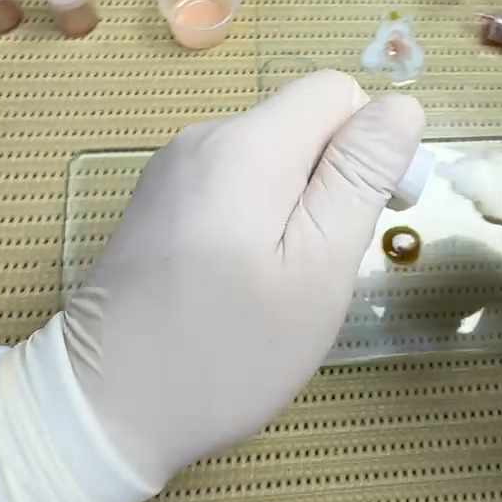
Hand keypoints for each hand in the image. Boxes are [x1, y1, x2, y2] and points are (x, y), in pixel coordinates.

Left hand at [64, 70, 424, 485]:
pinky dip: (257, 211)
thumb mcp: (317, 270)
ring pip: (271, 151)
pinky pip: (234, 177)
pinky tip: (240, 273)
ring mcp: (173, 166)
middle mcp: (204, 136)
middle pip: (301, 119)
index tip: (368, 212)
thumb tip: (401, 105)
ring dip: (296, 198)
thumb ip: (360, 178)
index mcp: (245, 145)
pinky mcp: (158, 197)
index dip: (368, 141)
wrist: (101, 411)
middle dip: (333, 175)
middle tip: (322, 262)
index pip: (335, 90)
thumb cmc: (226, 351)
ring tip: (280, 276)